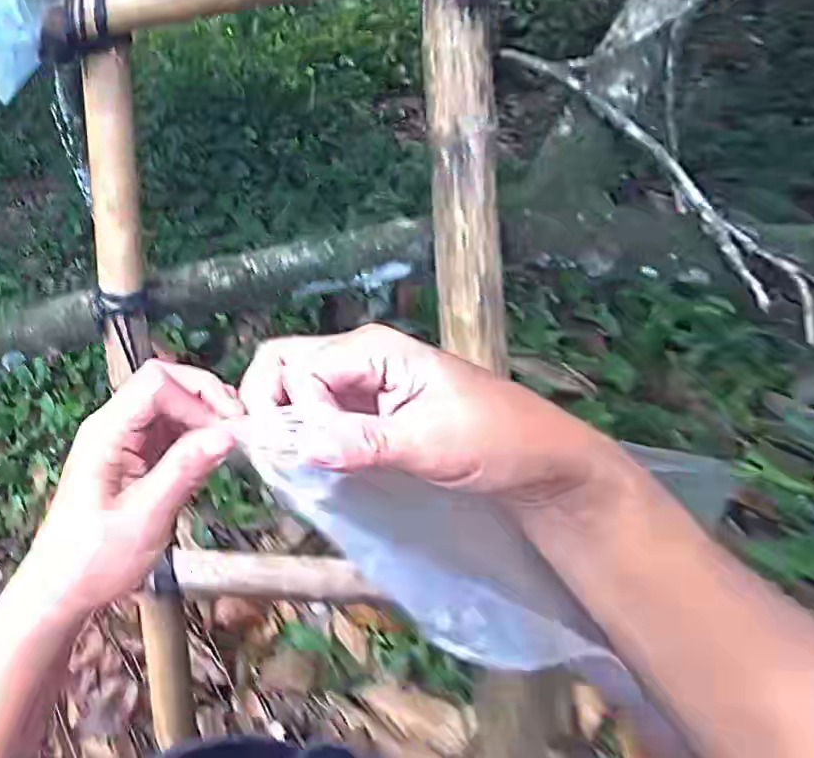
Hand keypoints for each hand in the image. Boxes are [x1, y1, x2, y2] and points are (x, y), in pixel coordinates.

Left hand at [17, 360, 242, 617]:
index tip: (230, 425)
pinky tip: (210, 455)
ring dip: (200, 416)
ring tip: (232, 441)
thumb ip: (184, 471)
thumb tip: (224, 436)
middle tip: (239, 426)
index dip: (197, 396)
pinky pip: (163, 432)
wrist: (62, 585)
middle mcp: (109, 427)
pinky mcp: (128, 457)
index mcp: (105, 432)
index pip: (154, 384)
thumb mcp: (146, 517)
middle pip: (160, 385)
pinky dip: (190, 437)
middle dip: (203, 397)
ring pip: (165, 406)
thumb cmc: (92, 557)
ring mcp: (118, 440)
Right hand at [238, 324, 629, 513]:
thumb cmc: (502, 442)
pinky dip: (295, 427)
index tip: (318, 449)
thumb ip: (364, 442)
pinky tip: (301, 452)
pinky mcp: (356, 405)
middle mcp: (353, 355)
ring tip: (283, 450)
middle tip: (272, 443)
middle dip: (266, 400)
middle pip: (280, 362)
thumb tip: (303, 447)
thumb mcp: (433, 444)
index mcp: (372, 348)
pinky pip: (307, 406)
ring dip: (278, 414)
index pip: (302, 368)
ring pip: (286, 382)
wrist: (547, 466)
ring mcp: (353, 379)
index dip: (300, 409)